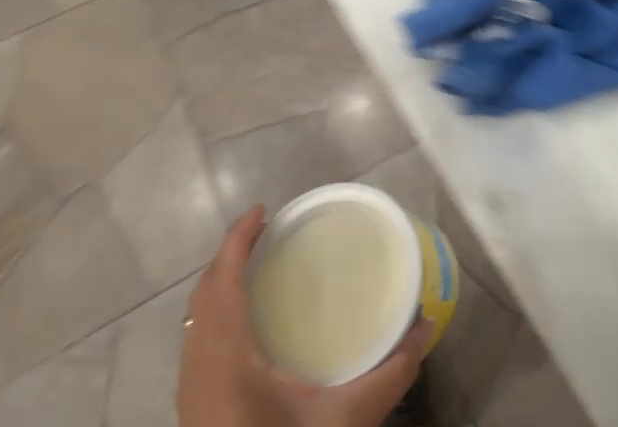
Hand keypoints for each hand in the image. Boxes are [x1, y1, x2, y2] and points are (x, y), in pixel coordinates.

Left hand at [179, 205, 429, 426]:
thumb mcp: (347, 417)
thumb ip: (391, 371)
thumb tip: (427, 324)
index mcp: (227, 354)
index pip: (222, 279)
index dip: (237, 239)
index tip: (262, 210)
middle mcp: (198, 364)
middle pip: (204, 293)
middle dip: (230, 255)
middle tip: (267, 233)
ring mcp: (190, 388)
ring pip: (196, 318)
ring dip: (221, 284)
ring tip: (257, 268)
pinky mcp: (193, 407)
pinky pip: (198, 339)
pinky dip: (217, 312)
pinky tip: (245, 325)